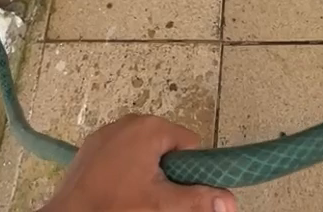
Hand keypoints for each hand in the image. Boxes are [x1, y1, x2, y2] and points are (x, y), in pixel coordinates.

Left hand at [40, 115, 235, 211]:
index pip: (190, 143)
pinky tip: (117, 190)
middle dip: (167, 170)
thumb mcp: (161, 205)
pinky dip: (125, 167)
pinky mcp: (92, 144)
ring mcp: (109, 130)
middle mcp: (132, 119)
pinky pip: (121, 151)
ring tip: (134, 195)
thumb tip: (230, 202)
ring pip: (143, 148)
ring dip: (146, 169)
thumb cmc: (116, 207)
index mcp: (152, 127)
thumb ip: (197, 199)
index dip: (190, 169)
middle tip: (155, 197)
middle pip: (166, 144)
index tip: (179, 190)